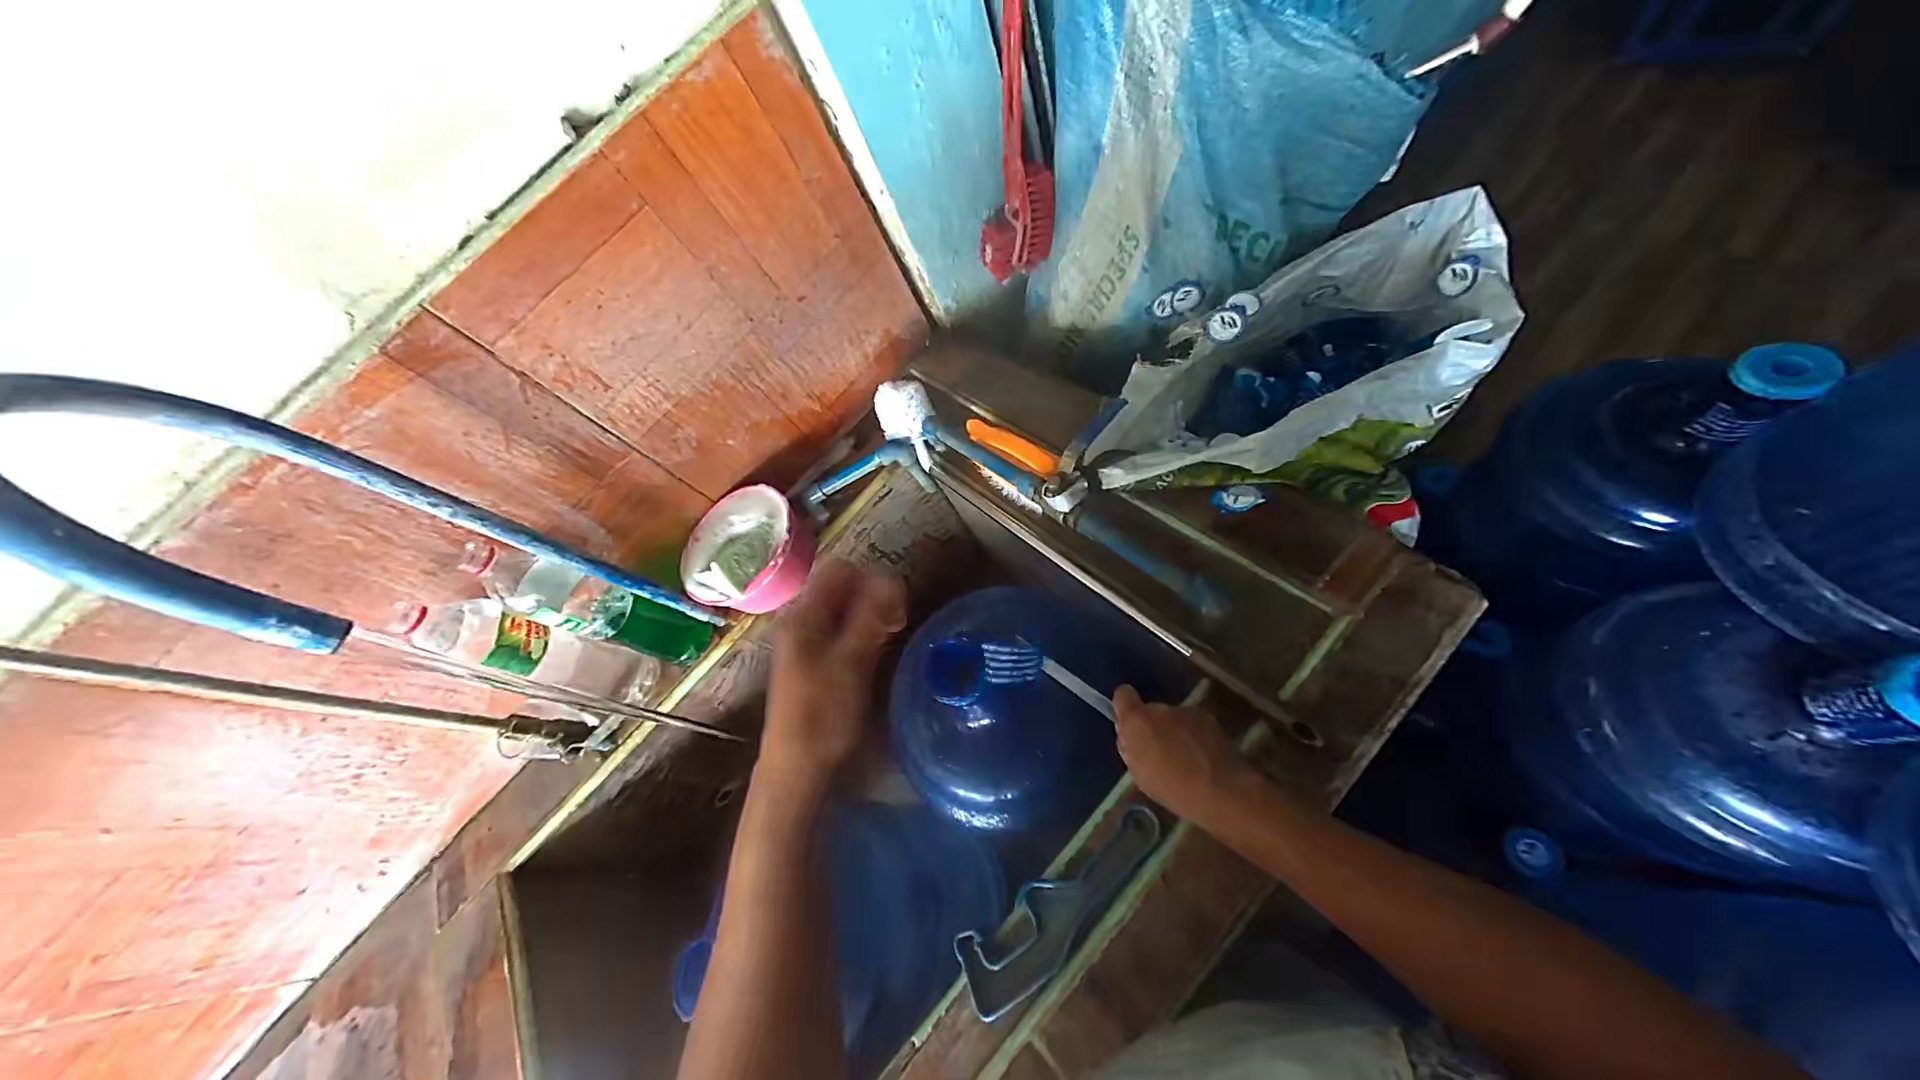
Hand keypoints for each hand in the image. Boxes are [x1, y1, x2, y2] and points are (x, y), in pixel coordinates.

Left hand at [762, 560, 907, 788]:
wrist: (796, 765)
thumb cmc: (822, 715)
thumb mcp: (851, 664)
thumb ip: (869, 618)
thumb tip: (890, 579)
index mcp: (803, 616)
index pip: (839, 569)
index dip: (870, 578)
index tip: (895, 605)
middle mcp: (801, 620)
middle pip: (843, 586)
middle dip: (874, 595)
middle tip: (897, 622)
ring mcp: (807, 639)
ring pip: (846, 607)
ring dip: (871, 613)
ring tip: (892, 633)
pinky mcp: (816, 657)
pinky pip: (844, 627)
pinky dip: (863, 629)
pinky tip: (877, 648)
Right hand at [1112, 685, 1257, 823]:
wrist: (1217, 790)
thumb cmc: (1170, 787)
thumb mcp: (1138, 772)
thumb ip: (1130, 745)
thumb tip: (1130, 734)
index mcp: (1137, 720)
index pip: (1123, 695)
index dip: (1125, 707)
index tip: (1129, 724)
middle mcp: (1160, 709)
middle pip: (1151, 711)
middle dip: (1153, 726)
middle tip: (1161, 751)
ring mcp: (1187, 711)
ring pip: (1174, 718)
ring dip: (1175, 731)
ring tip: (1186, 758)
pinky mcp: (1209, 718)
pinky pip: (1193, 723)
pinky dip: (1195, 734)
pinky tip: (1203, 756)